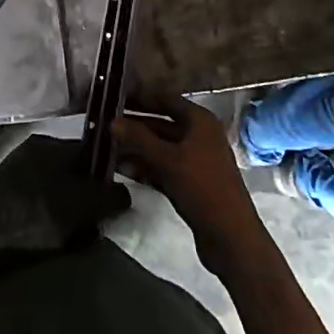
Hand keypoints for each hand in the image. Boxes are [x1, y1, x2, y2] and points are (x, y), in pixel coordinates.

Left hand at [0, 135, 129, 254]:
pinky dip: (56, 220)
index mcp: (47, 146)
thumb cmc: (33, 212)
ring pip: (60, 191)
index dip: (107, 172)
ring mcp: (19, 175)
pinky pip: (44, 205)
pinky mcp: (10, 197)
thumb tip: (124, 192)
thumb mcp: (80, 204)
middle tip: (102, 221)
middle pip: (75, 173)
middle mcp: (32, 154)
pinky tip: (62, 239)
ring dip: (75, 212)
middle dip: (91, 197)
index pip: (89, 152)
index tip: (120, 197)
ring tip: (84, 235)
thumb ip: (107, 195)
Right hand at [112, 99, 256, 240]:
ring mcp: (194, 160)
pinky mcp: (189, 182)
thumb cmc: (202, 188)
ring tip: (104, 147)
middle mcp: (198, 136)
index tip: (112, 95)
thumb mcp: (167, 159)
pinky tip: (120, 169)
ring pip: (158, 147)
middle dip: (132, 126)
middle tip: (102, 124)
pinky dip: (143, 167)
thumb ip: (138, 137)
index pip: (164, 99)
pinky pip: (161, 167)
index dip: (139, 97)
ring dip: (134, 148)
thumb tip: (111, 121)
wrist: (230, 237)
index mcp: (199, 122)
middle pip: (159, 124)